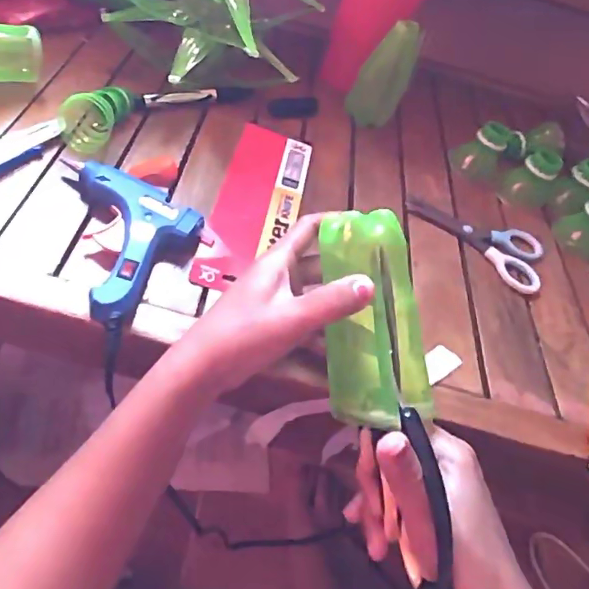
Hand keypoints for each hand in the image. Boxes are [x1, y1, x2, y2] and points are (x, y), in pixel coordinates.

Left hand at [165, 215, 372, 397]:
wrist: (204, 366)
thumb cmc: (245, 333)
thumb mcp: (292, 317)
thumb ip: (330, 301)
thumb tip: (370, 282)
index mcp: (278, 262)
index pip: (308, 228)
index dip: (336, 222)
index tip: (368, 226)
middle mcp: (277, 275)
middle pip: (317, 264)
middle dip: (347, 268)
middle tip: (384, 276)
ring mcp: (273, 300)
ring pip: (313, 294)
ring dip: (339, 302)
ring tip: (376, 312)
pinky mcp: (272, 323)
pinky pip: (305, 319)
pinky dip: (324, 328)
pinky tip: (349, 347)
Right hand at [344, 426, 539, 588]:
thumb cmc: (464, 565)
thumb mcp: (426, 520)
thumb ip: (404, 476)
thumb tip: (385, 435)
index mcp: (448, 452)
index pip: (396, 423)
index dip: (372, 447)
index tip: (365, 483)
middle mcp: (445, 459)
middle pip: (389, 451)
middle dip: (373, 487)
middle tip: (371, 520)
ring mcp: (441, 482)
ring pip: (390, 477)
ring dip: (377, 508)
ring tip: (375, 543)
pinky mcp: (438, 504)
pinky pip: (400, 497)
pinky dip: (386, 517)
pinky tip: (376, 541)